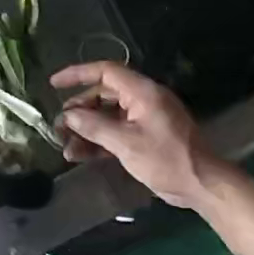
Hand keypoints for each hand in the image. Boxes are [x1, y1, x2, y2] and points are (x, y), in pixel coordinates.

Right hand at [51, 62, 223, 207]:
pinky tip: (80, 155)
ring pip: (108, 117)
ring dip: (86, 130)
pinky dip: (99, 142)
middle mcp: (143, 100)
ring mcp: (144, 120)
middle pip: (103, 95)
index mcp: (143, 92)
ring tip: (65, 147)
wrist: (199, 183)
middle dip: (79, 110)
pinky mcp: (145, 138)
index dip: (78, 74)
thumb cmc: (165, 159)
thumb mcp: (125, 143)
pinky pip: (116, 133)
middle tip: (58, 127)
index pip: (106, 71)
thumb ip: (95, 127)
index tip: (54, 83)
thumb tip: (69, 115)